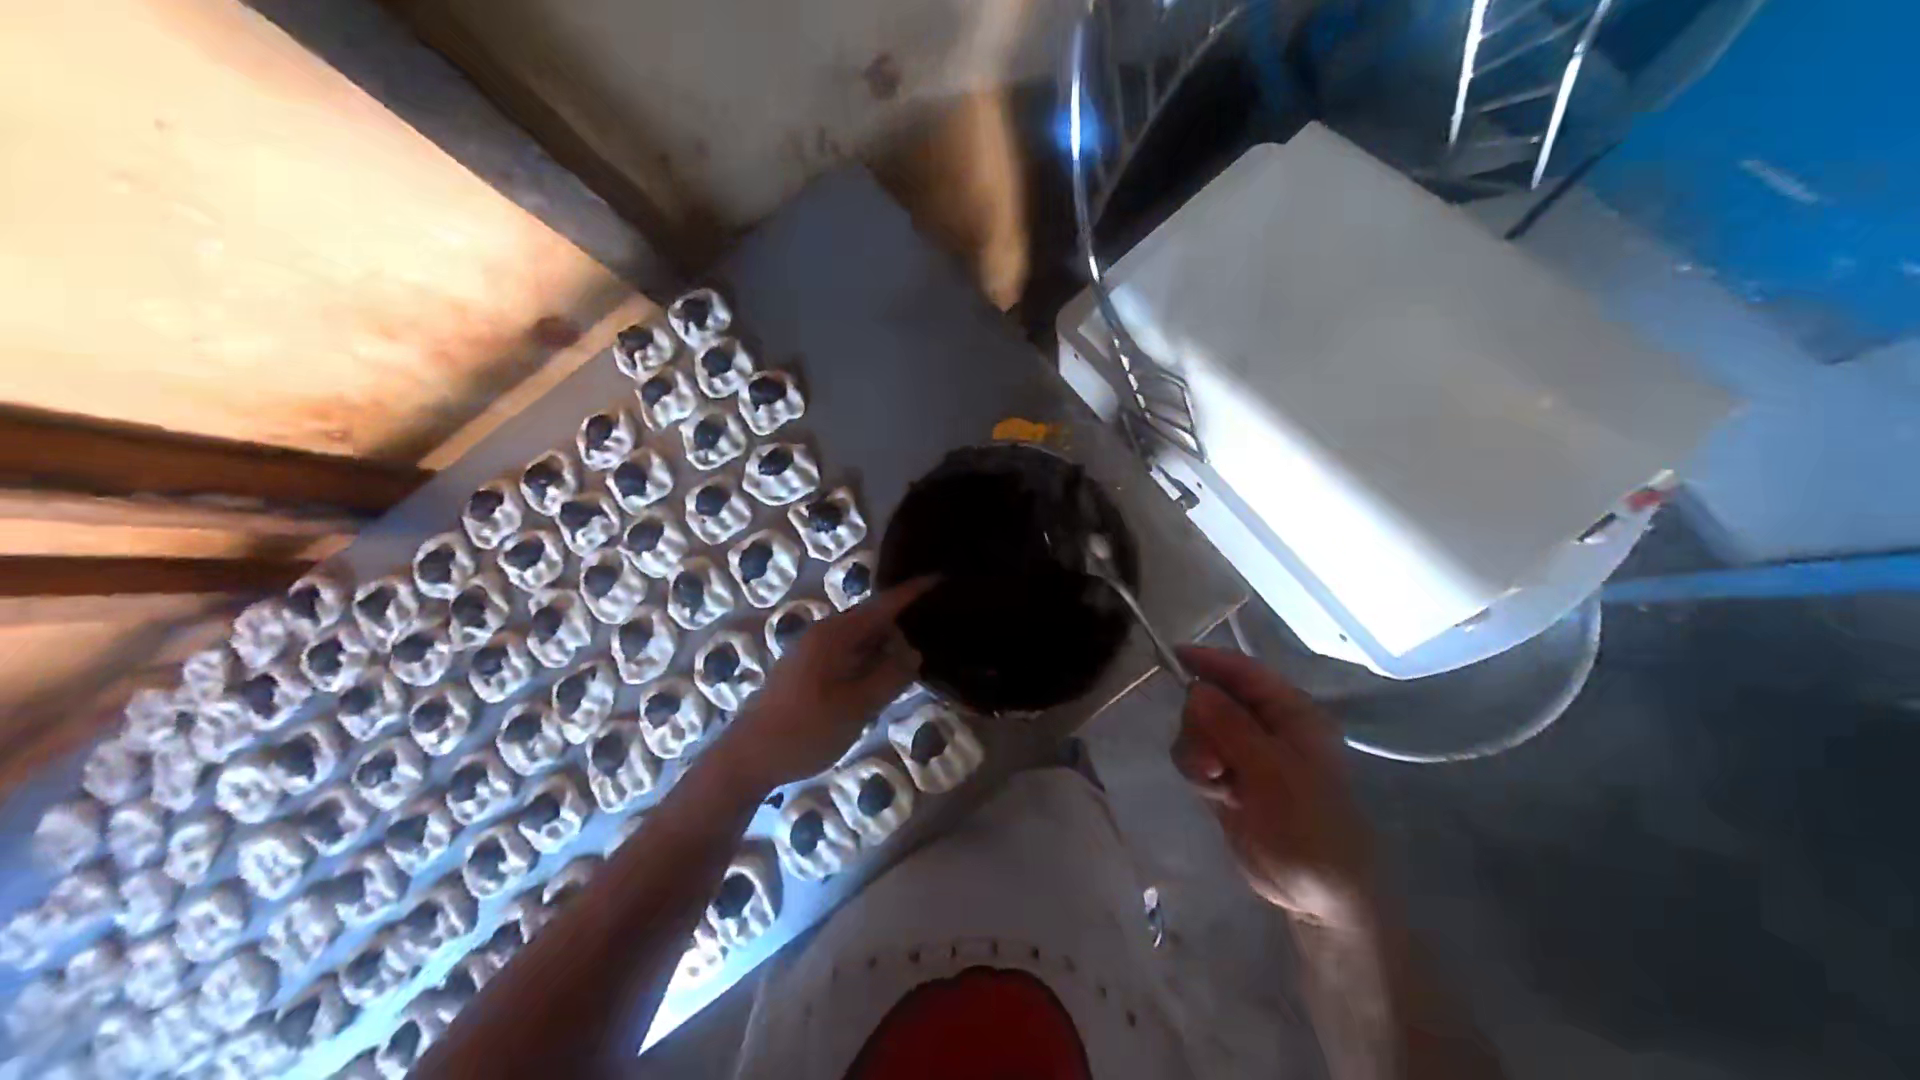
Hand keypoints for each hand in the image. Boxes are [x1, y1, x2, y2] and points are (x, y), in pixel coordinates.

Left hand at [709, 578, 934, 794]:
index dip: (913, 592)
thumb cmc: (804, 731)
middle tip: (941, 624)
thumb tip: (915, 652)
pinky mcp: (808, 671)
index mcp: (834, 635)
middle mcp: (823, 635)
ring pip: (861, 639)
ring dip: (888, 643)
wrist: (747, 758)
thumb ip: (889, 676)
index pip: (883, 605)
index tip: (941, 578)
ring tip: (922, 647)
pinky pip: (849, 655)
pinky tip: (887, 675)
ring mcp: (813, 653)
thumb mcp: (856, 706)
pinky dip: (871, 659)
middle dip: (904, 619)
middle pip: (872, 619)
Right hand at [1172, 646, 1375, 927]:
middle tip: (1210, 759)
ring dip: (1197, 750)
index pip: (1246, 673)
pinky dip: (1197, 770)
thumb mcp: (1271, 773)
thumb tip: (1196, 688)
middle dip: (1201, 723)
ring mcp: (1248, 755)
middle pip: (1214, 699)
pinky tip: (1213, 793)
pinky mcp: (1231, 781)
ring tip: (1214, 782)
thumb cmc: (1308, 828)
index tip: (1174, 657)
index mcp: (1293, 715)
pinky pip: (1199, 758)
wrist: (1319, 896)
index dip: (1211, 661)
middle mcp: (1269, 728)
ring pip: (1200, 729)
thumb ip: (1231, 727)